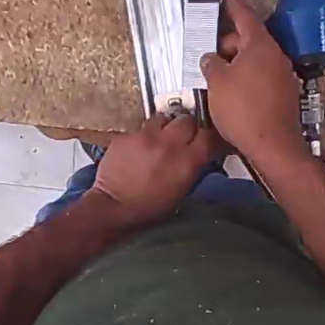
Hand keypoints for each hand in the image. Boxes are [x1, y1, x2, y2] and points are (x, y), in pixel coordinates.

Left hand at [88, 111, 220, 225]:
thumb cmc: (151, 207)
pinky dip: (143, 136)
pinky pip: (140, 128)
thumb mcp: (182, 190)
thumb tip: (200, 153)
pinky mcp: (127, 135)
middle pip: (187, 120)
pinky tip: (138, 148)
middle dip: (186, 127)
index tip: (205, 139)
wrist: (114, 206)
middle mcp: (170, 144)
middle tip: (181, 138)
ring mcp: (146, 136)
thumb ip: (193, 167)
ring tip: (158, 139)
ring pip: (163, 118)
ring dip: (164, 127)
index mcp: (188, 161)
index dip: (208, 136)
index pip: (209, 135)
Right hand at [200, 0, 305, 164]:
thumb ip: (211, 64)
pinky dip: (247, 81)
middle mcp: (275, 57)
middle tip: (209, 55)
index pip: (244, 16)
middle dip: (228, 45)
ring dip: (237, 65)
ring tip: (217, 79)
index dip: (232, 7)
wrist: (271, 145)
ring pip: (255, 62)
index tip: (225, 0)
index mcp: (260, 46)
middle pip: (249, 41)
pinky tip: (233, 95)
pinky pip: (261, 79)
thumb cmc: (245, 112)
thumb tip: (210, 59)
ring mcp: (282, 76)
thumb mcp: (217, 83)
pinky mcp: (283, 95)